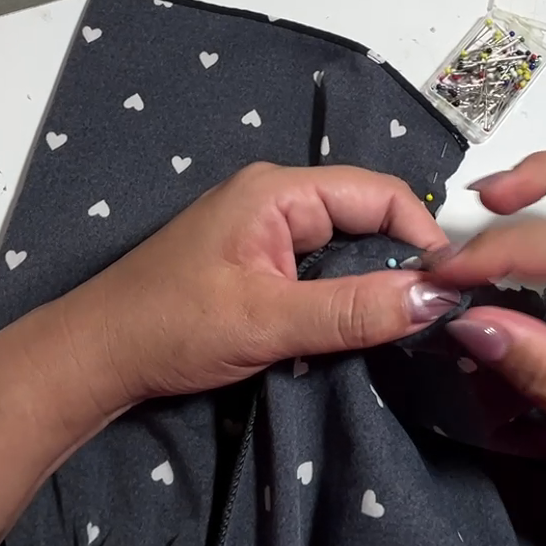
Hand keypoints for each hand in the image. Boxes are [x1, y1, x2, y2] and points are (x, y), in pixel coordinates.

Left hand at [47, 162, 461, 416]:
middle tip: (432, 314)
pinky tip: (360, 320)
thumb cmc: (170, 327)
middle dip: (401, 259)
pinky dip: (346, 288)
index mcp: (279, 190)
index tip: (449, 289)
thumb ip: (352, 308)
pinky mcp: (261, 256)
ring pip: (347, 242)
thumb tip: (433, 298)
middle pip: (365, 215)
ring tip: (403, 321)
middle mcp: (278, 197)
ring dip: (374, 278)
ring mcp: (267, 226)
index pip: (377, 194)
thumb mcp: (267, 321)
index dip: (421, 235)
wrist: (97, 355)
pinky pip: (323, 262)